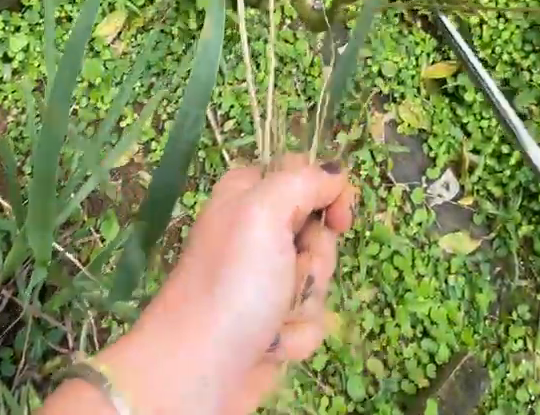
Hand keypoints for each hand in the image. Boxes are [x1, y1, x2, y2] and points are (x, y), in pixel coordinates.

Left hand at [44, 155, 356, 413]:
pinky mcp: (272, 320)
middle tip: (291, 272)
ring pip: (319, 277)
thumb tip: (336, 172)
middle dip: (315, 258)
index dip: (327, 194)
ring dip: (305, 300)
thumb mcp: (265, 211)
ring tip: (275, 315)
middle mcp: (256, 229)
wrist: (200, 368)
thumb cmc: (233, 281)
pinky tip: (271, 343)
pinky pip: (309, 317)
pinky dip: (296, 333)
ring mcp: (264, 277)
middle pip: (318, 229)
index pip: (305, 173)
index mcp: (248, 191)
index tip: (338, 220)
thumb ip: (303, 181)